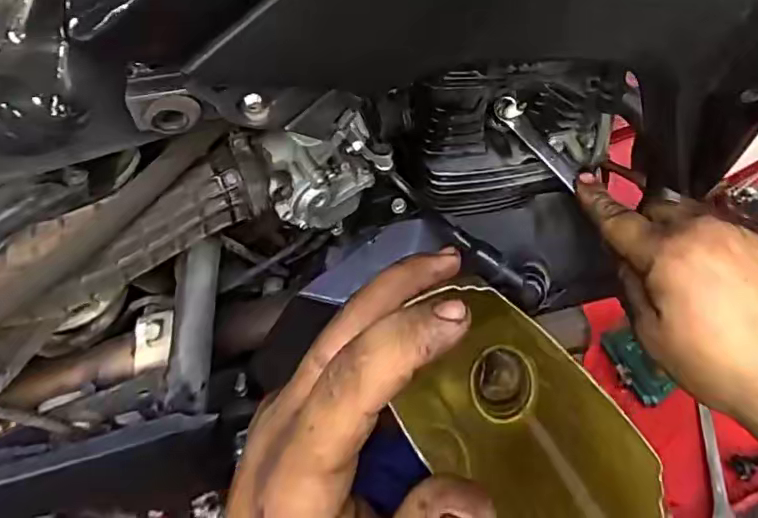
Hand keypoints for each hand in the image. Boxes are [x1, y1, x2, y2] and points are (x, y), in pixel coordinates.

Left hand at [225, 249, 495, 517]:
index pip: (347, 383)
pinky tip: (407, 312)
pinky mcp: (289, 404)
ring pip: (337, 327)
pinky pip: (337, 342)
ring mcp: (281, 408)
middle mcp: (280, 428)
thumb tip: (477, 501)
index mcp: (289, 476)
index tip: (459, 316)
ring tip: (437, 271)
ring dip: (391, 292)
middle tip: (451, 264)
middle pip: (340, 333)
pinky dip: (378, 316)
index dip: (405, 340)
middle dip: (399, 286)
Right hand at [573, 174, 757, 433]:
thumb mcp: (655, 339)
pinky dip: (709, 247)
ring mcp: (732, 230)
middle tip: (646, 262)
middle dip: (644, 226)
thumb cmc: (726, 367)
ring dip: (677, 236)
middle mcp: (700, 229)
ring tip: (689, 283)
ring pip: (689, 217)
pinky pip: (719, 230)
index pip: (619, 219)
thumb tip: (626, 265)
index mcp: (667, 253)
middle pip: (655, 208)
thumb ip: (632, 290)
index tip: (585, 184)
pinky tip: (720, 286)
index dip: (596, 201)